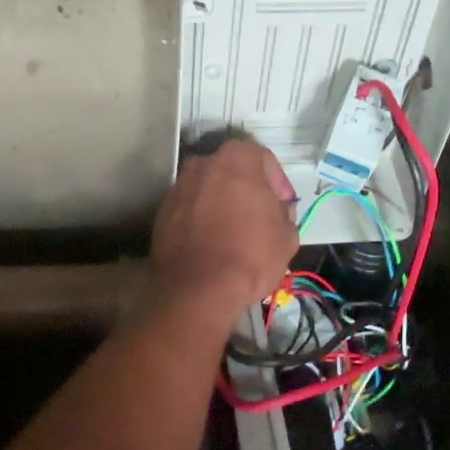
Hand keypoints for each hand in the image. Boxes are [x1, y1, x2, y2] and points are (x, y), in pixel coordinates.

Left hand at [152, 139, 297, 321]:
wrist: (197, 290)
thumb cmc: (250, 255)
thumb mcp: (287, 236)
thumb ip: (284, 213)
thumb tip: (275, 212)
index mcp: (236, 159)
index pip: (264, 159)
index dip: (279, 184)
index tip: (284, 208)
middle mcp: (202, 164)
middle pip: (233, 172)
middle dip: (248, 191)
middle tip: (261, 218)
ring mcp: (178, 188)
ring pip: (209, 190)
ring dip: (223, 205)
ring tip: (236, 235)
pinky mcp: (162, 213)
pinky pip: (190, 210)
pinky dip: (202, 221)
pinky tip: (213, 246)